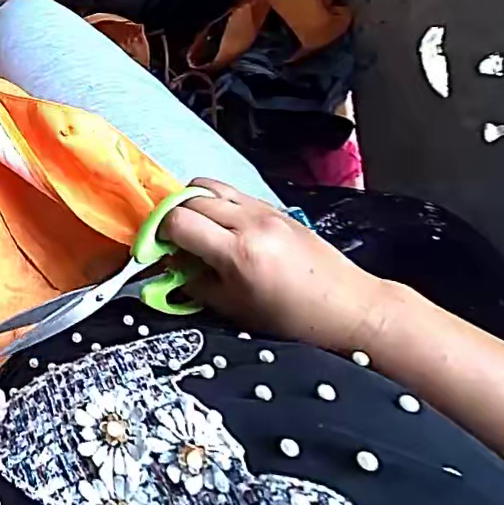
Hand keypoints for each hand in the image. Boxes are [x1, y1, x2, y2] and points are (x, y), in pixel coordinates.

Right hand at [159, 178, 390, 352]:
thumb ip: (195, 284)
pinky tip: (220, 228)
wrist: (350, 308)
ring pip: (209, 185)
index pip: (178, 221)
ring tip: (192, 228)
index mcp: (238, 252)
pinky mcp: (275, 207)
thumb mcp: (235, 309)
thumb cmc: (294, 319)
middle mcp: (250, 222)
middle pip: (189, 197)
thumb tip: (170, 269)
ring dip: (191, 202)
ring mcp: (264, 210)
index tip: (153, 248)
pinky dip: (216, 202)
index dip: (158, 233)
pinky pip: (232, 192)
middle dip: (171, 216)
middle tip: (169, 241)